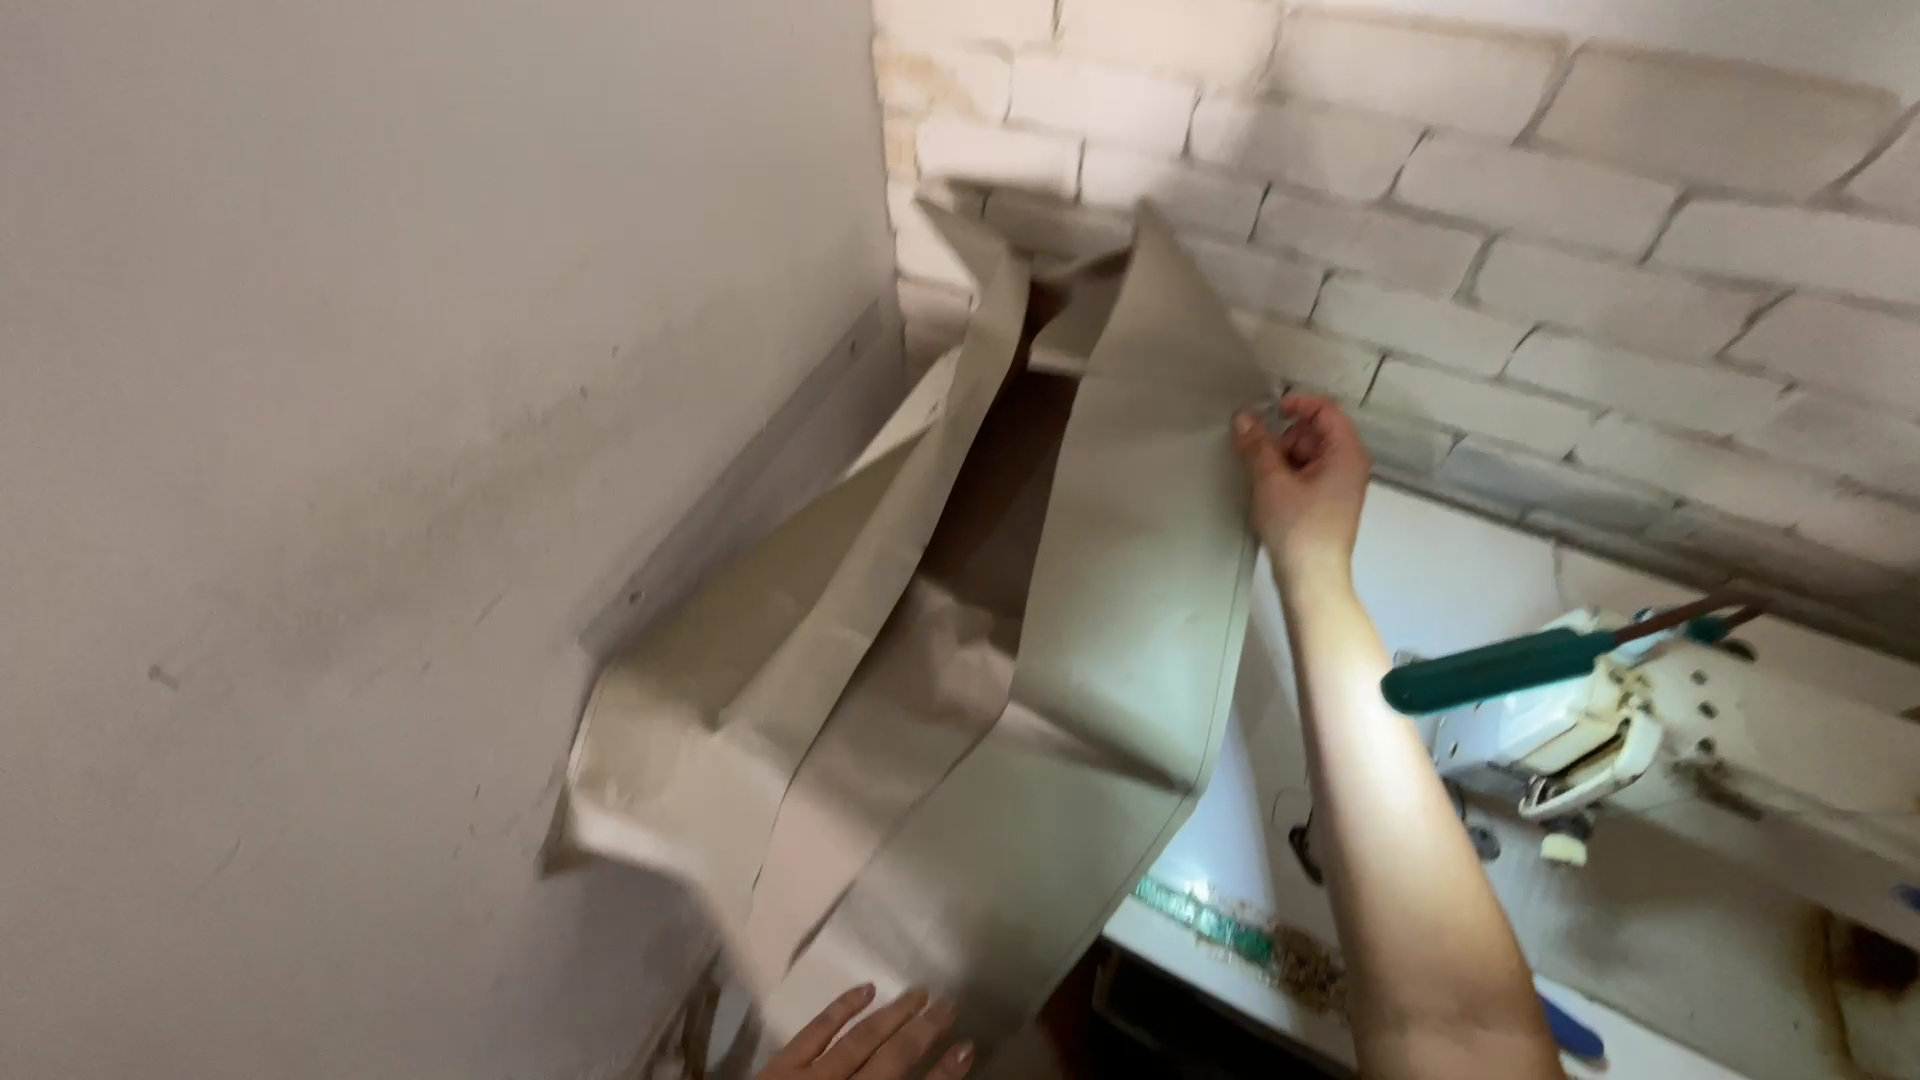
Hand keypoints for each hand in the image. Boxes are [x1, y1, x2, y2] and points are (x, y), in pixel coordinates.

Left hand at [759, 985, 972, 1079]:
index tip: (968, 1047)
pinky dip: (842, 1008)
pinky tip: (866, 989)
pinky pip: (815, 1033)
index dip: (944, 1074)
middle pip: (893, 1060)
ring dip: (892, 1015)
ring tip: (919, 992)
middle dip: (924, 1031)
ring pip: (860, 1041)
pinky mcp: (779, 1070)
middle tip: (949, 1004)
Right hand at [1230, 393, 1370, 579]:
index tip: (1267, 412)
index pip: (1326, 410)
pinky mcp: (1326, 500)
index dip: (1297, 404)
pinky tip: (1269, 491)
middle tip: (1261, 458)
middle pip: (1315, 431)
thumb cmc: (1297, 527)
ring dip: (1281, 457)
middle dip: (1284, 437)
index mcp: (1346, 453)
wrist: (1311, 577)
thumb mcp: (1271, 481)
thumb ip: (1257, 445)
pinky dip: (1286, 473)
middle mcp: (1349, 463)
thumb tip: (1243, 417)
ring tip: (1264, 480)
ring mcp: (1338, 483)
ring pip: (1306, 453)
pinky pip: (1305, 472)